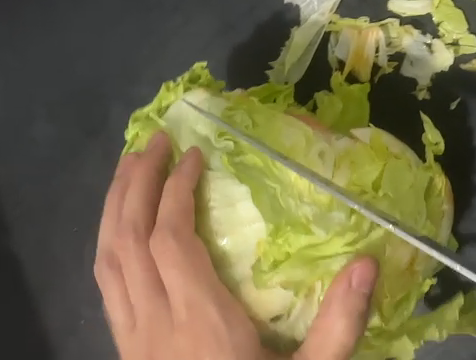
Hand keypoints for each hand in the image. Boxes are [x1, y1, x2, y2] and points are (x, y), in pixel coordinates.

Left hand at [97, 133, 378, 359]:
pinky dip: (111, 245)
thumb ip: (339, 327)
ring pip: (107, 262)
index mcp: (197, 322)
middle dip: (135, 183)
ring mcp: (131, 343)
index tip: (196, 152)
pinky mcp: (125, 356)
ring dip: (114, 208)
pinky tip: (123, 234)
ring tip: (128, 167)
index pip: (171, 239)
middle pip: (128, 240)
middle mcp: (153, 326)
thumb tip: (368, 261)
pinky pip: (106, 287)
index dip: (176, 189)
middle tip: (153, 138)